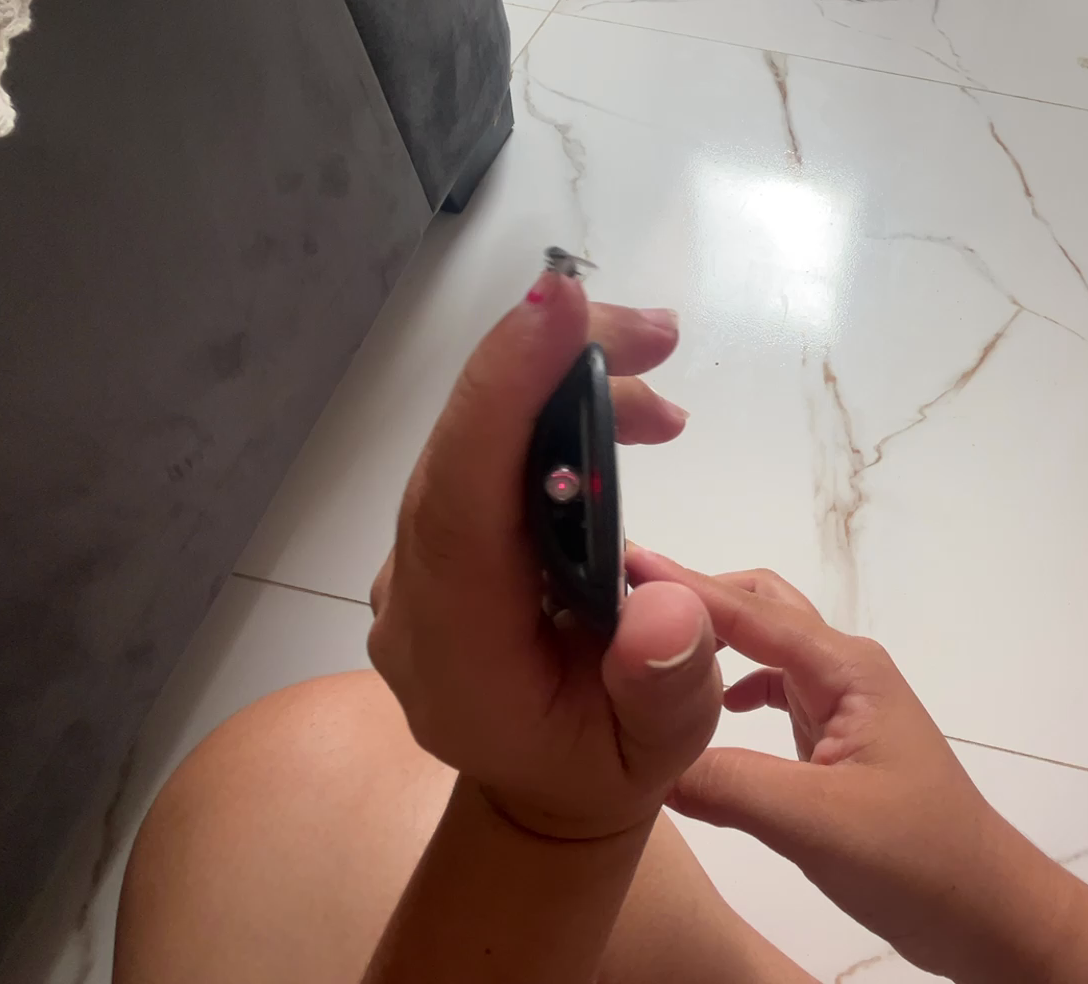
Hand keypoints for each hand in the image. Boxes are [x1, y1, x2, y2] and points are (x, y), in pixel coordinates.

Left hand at [368, 268, 722, 840]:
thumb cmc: (598, 767)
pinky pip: (496, 454)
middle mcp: (422, 588)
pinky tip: (632, 420)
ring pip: (484, 438)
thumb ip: (660, 689)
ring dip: (571, 390)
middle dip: (556, 368)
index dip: (504, 395)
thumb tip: (666, 607)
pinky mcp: (457, 536)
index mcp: (456, 650)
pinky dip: (562, 418)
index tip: (561, 304)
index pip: (458, 502)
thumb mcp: (655, 751)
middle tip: (656, 333)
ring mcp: (431, 558)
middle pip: (468, 446)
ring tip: (666, 397)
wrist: (543, 782)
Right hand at [626, 549, 1078, 979]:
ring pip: (769, 645)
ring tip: (658, 645)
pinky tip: (712, 711)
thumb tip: (644, 762)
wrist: (981, 906)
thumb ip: (729, 784)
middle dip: (702, 596)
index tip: (629, 562)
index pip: (753, 612)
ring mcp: (842, 698)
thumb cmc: (914, 856)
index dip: (688, 587)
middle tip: (633, 602)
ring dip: (718, 636)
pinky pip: (777, 687)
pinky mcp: (836, 731)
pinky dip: (737, 684)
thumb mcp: (816, 822)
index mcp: (844, 668)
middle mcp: (842, 668)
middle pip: (764, 607)